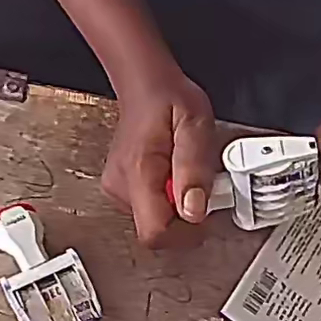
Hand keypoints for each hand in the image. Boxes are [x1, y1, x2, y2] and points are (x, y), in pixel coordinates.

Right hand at [102, 69, 217, 245]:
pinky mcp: (122, 192)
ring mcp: (118, 191)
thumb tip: (193, 212)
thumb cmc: (169, 100)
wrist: (145, 86)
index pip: (154, 233)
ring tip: (184, 175)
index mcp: (137, 173)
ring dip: (177, 207)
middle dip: (184, 216)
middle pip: (156, 231)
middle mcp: (121, 187)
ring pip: (155, 223)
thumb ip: (194, 169)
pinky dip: (168, 201)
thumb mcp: (195, 127)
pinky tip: (173, 177)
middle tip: (196, 183)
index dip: (184, 234)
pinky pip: (151, 211)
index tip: (202, 212)